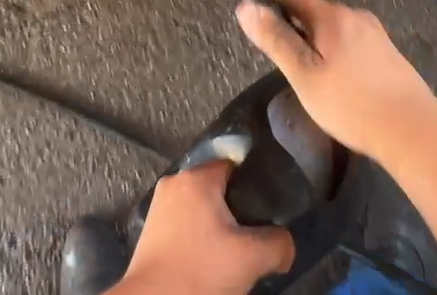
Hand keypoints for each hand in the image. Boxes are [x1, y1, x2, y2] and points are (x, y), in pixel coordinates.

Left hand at [112, 161, 294, 294]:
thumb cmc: (201, 271)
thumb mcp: (251, 258)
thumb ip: (278, 243)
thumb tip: (285, 244)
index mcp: (196, 178)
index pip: (233, 166)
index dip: (253, 186)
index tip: (266, 210)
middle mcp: (174, 182)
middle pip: (216, 187)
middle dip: (235, 209)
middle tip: (252, 235)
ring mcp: (159, 204)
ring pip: (200, 206)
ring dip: (216, 224)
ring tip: (231, 250)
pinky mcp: (151, 227)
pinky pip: (184, 220)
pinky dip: (198, 233)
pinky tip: (208, 257)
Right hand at [236, 0, 436, 161]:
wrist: (414, 132)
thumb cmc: (351, 104)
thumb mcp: (304, 75)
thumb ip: (275, 40)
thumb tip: (245, 6)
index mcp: (332, 15)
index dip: (269, 6)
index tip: (258, 30)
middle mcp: (355, 15)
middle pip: (313, 13)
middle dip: (295, 32)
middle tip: (287, 68)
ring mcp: (376, 34)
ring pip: (334, 31)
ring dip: (318, 47)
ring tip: (313, 82)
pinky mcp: (389, 54)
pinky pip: (352, 45)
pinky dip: (339, 57)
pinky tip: (342, 87)